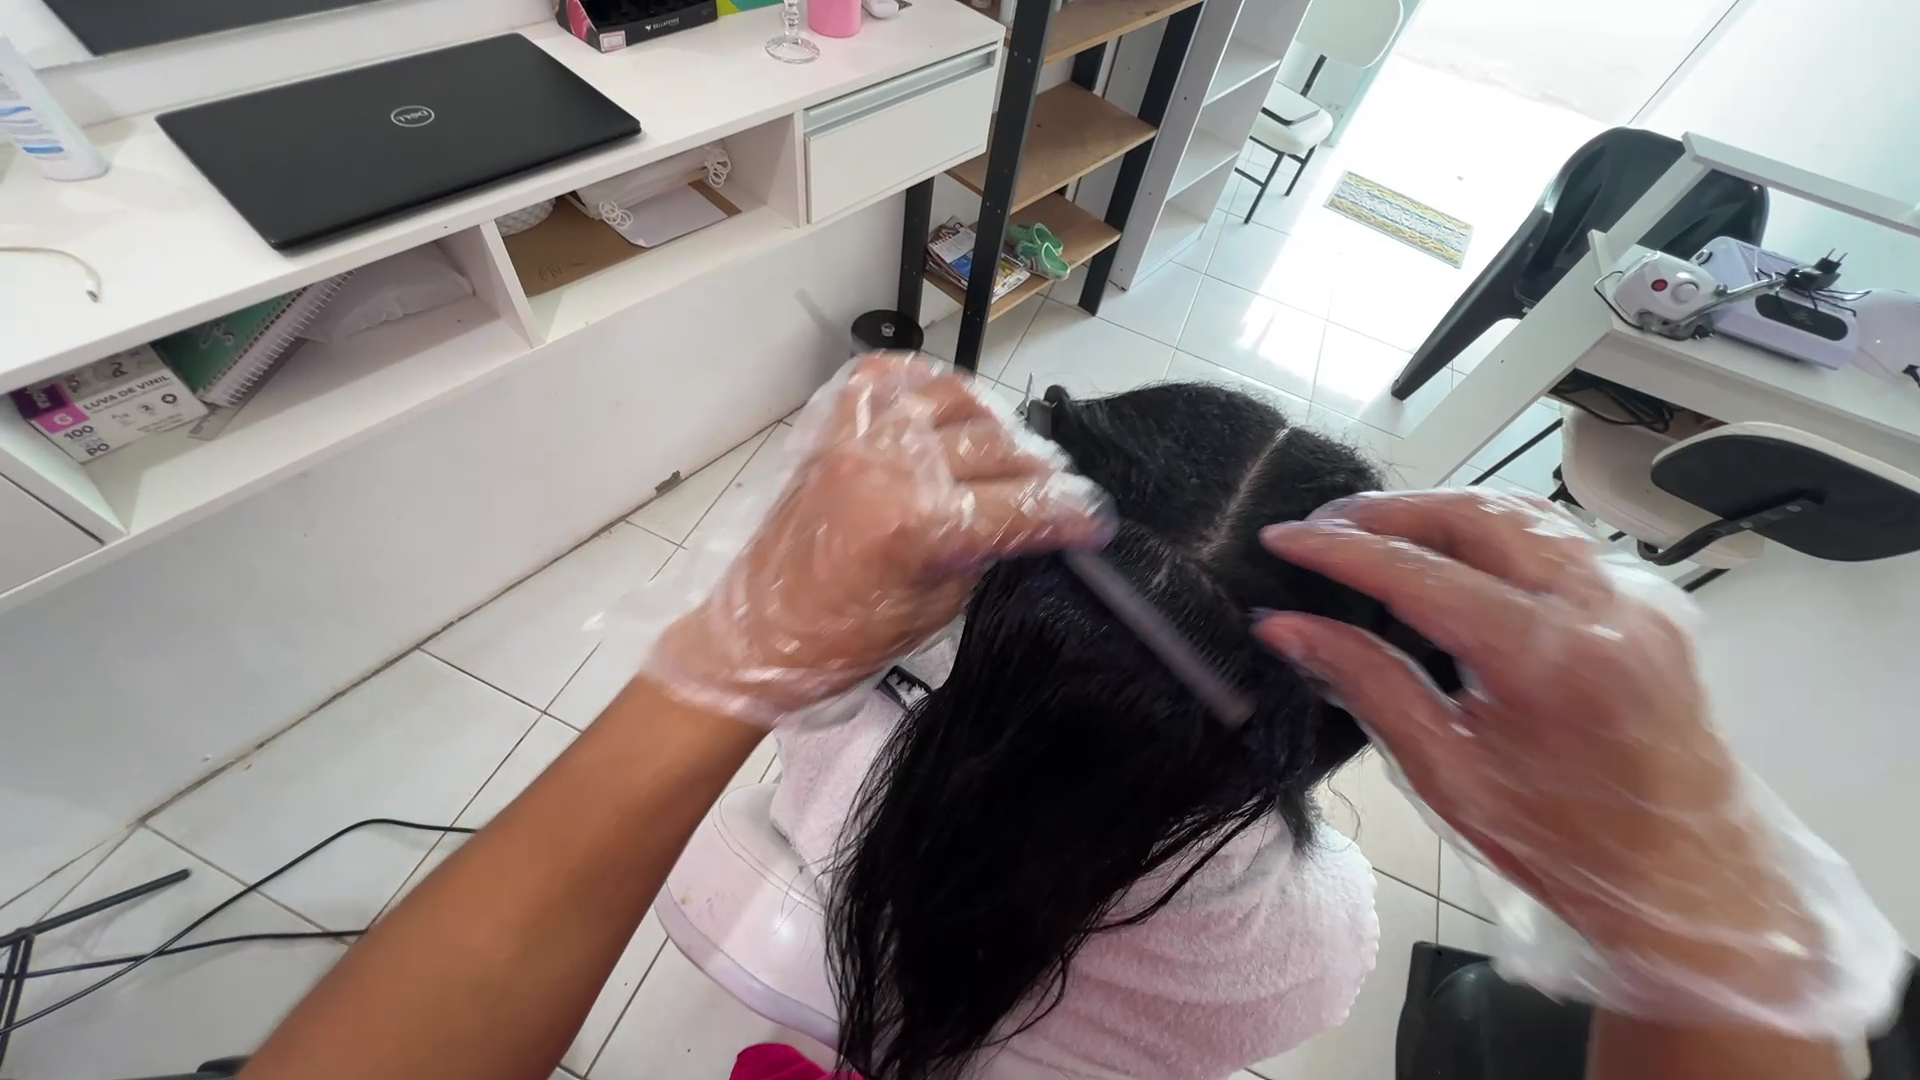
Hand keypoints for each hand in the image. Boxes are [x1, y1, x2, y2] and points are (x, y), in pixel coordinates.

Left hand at [645, 354, 1112, 725]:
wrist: (760, 630)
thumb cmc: (849, 639)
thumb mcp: (940, 603)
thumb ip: (986, 547)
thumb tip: (1027, 512)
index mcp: (919, 523)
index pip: (1024, 506)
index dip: (1072, 515)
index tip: (1098, 521)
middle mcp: (893, 460)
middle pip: (1001, 449)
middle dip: (1043, 476)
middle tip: (1060, 494)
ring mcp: (860, 430)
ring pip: (962, 400)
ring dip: (999, 429)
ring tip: (1012, 457)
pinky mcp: (836, 418)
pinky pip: (904, 377)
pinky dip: (940, 390)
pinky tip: (957, 415)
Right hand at [1249, 489, 1885, 1031]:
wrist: (1698, 883)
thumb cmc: (1562, 842)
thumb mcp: (1443, 770)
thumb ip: (1363, 682)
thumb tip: (1282, 627)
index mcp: (1552, 659)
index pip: (1420, 574)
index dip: (1338, 550)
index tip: (1279, 537)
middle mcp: (1604, 607)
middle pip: (1475, 515)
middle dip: (1385, 511)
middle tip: (1318, 526)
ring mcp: (1634, 596)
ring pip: (1517, 511)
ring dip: (1434, 509)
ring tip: (1368, 528)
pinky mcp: (1643, 600)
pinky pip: (1551, 534)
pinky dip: (1481, 526)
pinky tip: (1443, 548)